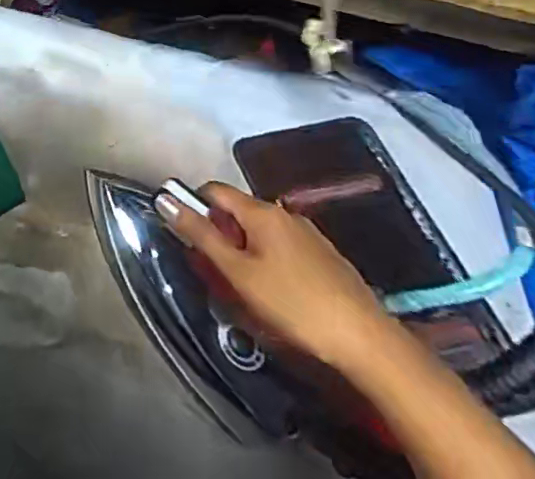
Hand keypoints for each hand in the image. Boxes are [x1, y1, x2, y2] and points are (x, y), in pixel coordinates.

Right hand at [158, 181, 400, 372]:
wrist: (369, 344)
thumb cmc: (294, 304)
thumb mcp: (237, 272)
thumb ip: (200, 234)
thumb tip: (165, 199)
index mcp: (262, 212)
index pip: (213, 190)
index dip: (193, 206)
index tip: (189, 238)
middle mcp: (286, 215)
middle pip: (237, 211)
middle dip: (220, 235)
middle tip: (217, 271)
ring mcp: (311, 236)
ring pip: (260, 232)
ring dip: (243, 250)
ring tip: (245, 286)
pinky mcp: (327, 259)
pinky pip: (283, 248)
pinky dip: (268, 260)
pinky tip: (277, 293)